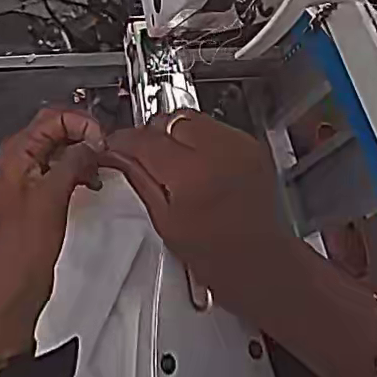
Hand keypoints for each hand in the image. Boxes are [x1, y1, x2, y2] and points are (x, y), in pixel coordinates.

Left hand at [0, 107, 104, 366]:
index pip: (54, 116)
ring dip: (85, 150)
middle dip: (85, 133)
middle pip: (58, 126)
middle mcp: (20, 161)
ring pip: (63, 147)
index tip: (101, 140)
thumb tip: (92, 142)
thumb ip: (74, 162)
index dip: (82, 123)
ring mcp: (30, 178)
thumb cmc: (19, 254)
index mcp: (16, 154)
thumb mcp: (52, 197)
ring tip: (100, 163)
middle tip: (104, 147)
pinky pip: (64, 167)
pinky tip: (91, 179)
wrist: (10, 292)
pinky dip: (81, 168)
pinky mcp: (40, 196)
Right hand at [101, 111, 303, 321]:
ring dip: (177, 133)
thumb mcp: (164, 221)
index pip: (145, 140)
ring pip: (192, 118)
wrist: (260, 259)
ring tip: (175, 161)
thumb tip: (117, 155)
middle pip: (169, 120)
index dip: (125, 141)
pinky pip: (215, 127)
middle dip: (153, 134)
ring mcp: (236, 144)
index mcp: (189, 173)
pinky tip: (200, 162)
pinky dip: (202, 137)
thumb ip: (139, 179)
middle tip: (146, 156)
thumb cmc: (214, 254)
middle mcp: (216, 150)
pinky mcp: (249, 144)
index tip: (116, 146)